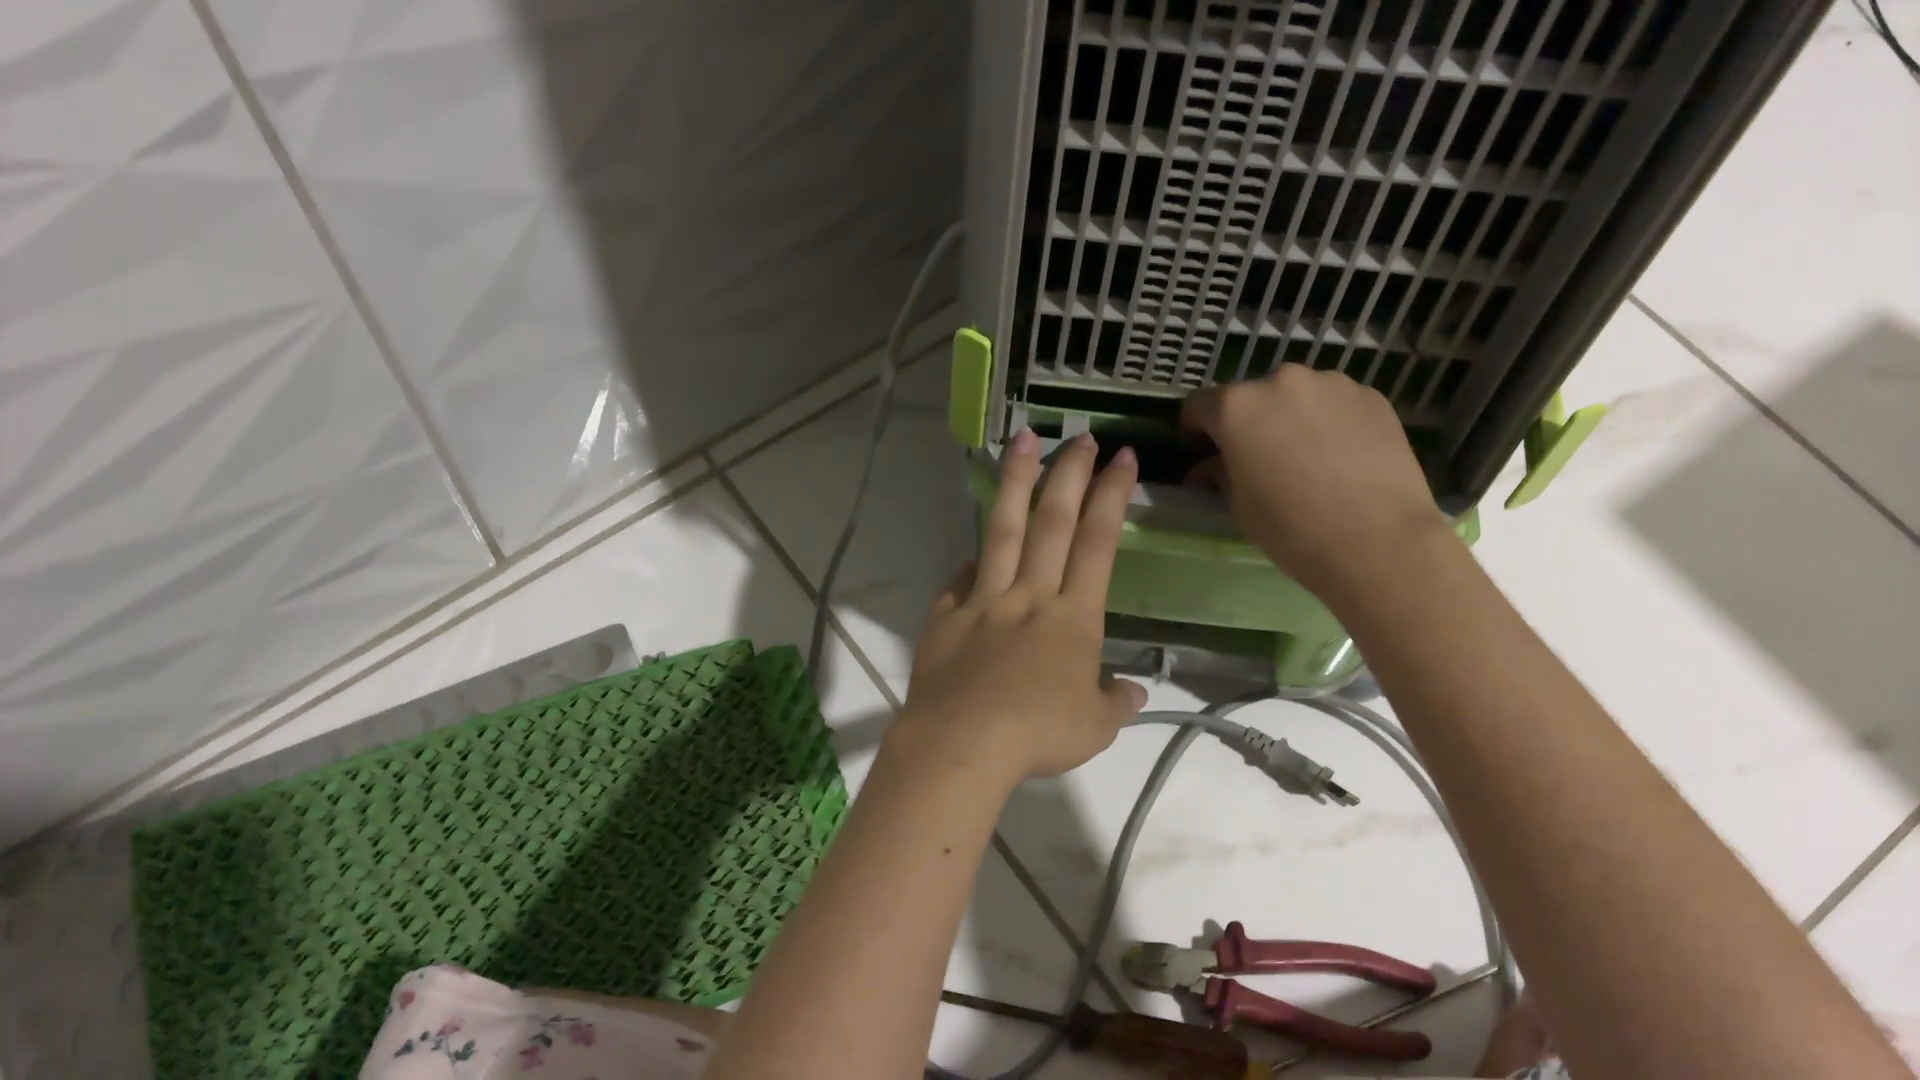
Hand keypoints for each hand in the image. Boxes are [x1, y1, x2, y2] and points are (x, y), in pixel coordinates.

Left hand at [896, 430, 1145, 784]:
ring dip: (1016, 483)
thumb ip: (1114, 702)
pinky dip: (971, 564)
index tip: (1122, 458)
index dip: (1111, 497)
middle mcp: (1030, 596)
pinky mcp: (947, 616)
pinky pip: (961, 581)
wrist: (962, 742)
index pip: (1098, 544)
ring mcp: (984, 601)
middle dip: (1070, 474)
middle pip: (1052, 523)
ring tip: (1023, 441)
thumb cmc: (1037, 734)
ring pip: (1003, 531)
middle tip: (1081, 437)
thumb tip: (1133, 692)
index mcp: (1073, 618)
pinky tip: (972, 556)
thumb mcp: (1093, 728)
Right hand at [1182, 365, 1448, 604]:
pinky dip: (1330, 422)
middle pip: (1251, 396)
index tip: (1203, 452)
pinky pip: (1336, 404)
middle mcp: (1280, 381)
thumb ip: (1219, 474)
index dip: (1196, 430)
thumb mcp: (1239, 506)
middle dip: (1248, 422)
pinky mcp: (1372, 396)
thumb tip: (1209, 468)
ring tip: (1307, 457)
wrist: (1379, 541)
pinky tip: (1342, 458)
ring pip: (1297, 396)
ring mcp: (1331, 384)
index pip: (1199, 406)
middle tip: (1259, 458)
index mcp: (1236, 407)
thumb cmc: (1292, 528)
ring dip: (1291, 417)